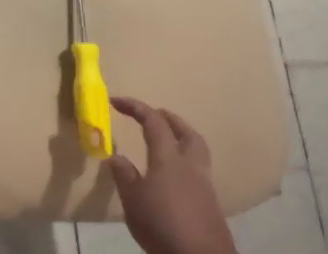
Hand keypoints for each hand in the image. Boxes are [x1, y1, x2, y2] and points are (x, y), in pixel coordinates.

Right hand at [108, 96, 236, 253]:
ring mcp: (205, 187)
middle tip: (154, 115)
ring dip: (182, 140)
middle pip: (188, 133)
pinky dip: (186, 164)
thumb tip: (117, 156)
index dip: (135, 107)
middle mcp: (191, 167)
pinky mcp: (212, 207)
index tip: (115, 101)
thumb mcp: (132, 201)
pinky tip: (174, 178)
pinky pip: (199, 173)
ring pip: (198, 152)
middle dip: (171, 119)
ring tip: (165, 143)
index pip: (154, 121)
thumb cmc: (162, 226)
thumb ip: (125, 176)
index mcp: (169, 159)